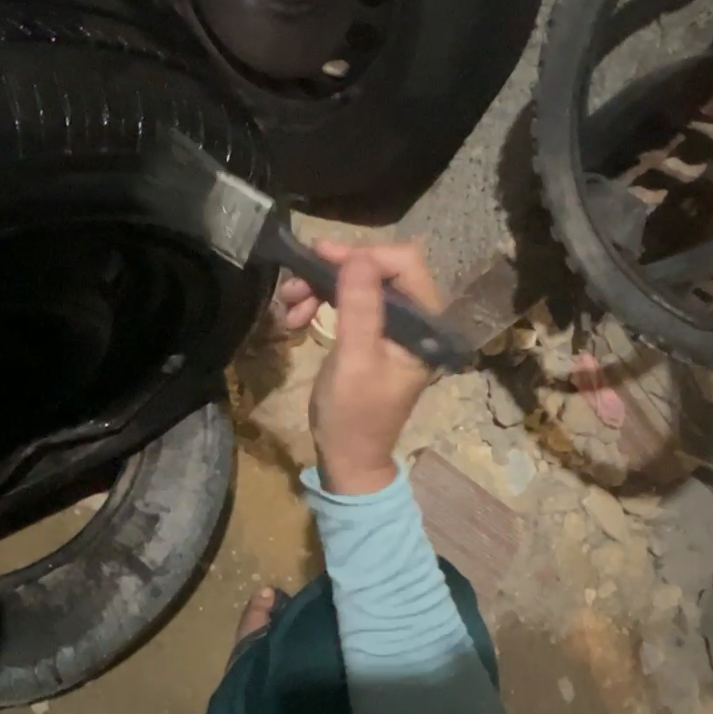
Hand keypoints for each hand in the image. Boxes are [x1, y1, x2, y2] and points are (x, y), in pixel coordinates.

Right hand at [303, 241, 442, 494]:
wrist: (347, 458)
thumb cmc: (354, 416)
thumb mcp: (355, 360)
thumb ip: (360, 307)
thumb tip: (357, 257)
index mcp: (424, 325)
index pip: (403, 264)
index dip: (362, 255)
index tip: (320, 259)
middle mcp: (414, 321)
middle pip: (377, 270)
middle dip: (333, 273)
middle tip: (294, 283)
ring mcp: (392, 328)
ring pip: (357, 285)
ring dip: (319, 288)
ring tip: (287, 305)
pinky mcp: (370, 336)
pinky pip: (347, 304)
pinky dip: (320, 304)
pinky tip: (296, 318)